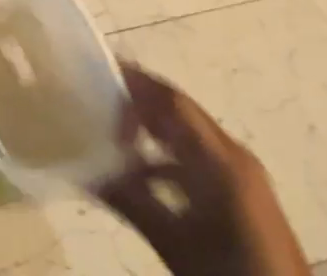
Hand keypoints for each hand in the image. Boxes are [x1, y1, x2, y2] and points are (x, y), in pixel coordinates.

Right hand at [93, 63, 309, 275]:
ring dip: (150, 131)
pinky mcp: (242, 194)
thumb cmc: (232, 275)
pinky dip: (166, 158)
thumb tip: (84, 173)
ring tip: (107, 135)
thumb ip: (131, 204)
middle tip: (94, 100)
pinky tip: (138, 178)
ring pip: (187, 136)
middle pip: (180, 113)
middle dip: (138, 103)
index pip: (174, 103)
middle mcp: (234, 158)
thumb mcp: (176, 247)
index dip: (137, 84)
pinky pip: (197, 160)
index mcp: (221, 162)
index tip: (98, 72)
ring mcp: (241, 176)